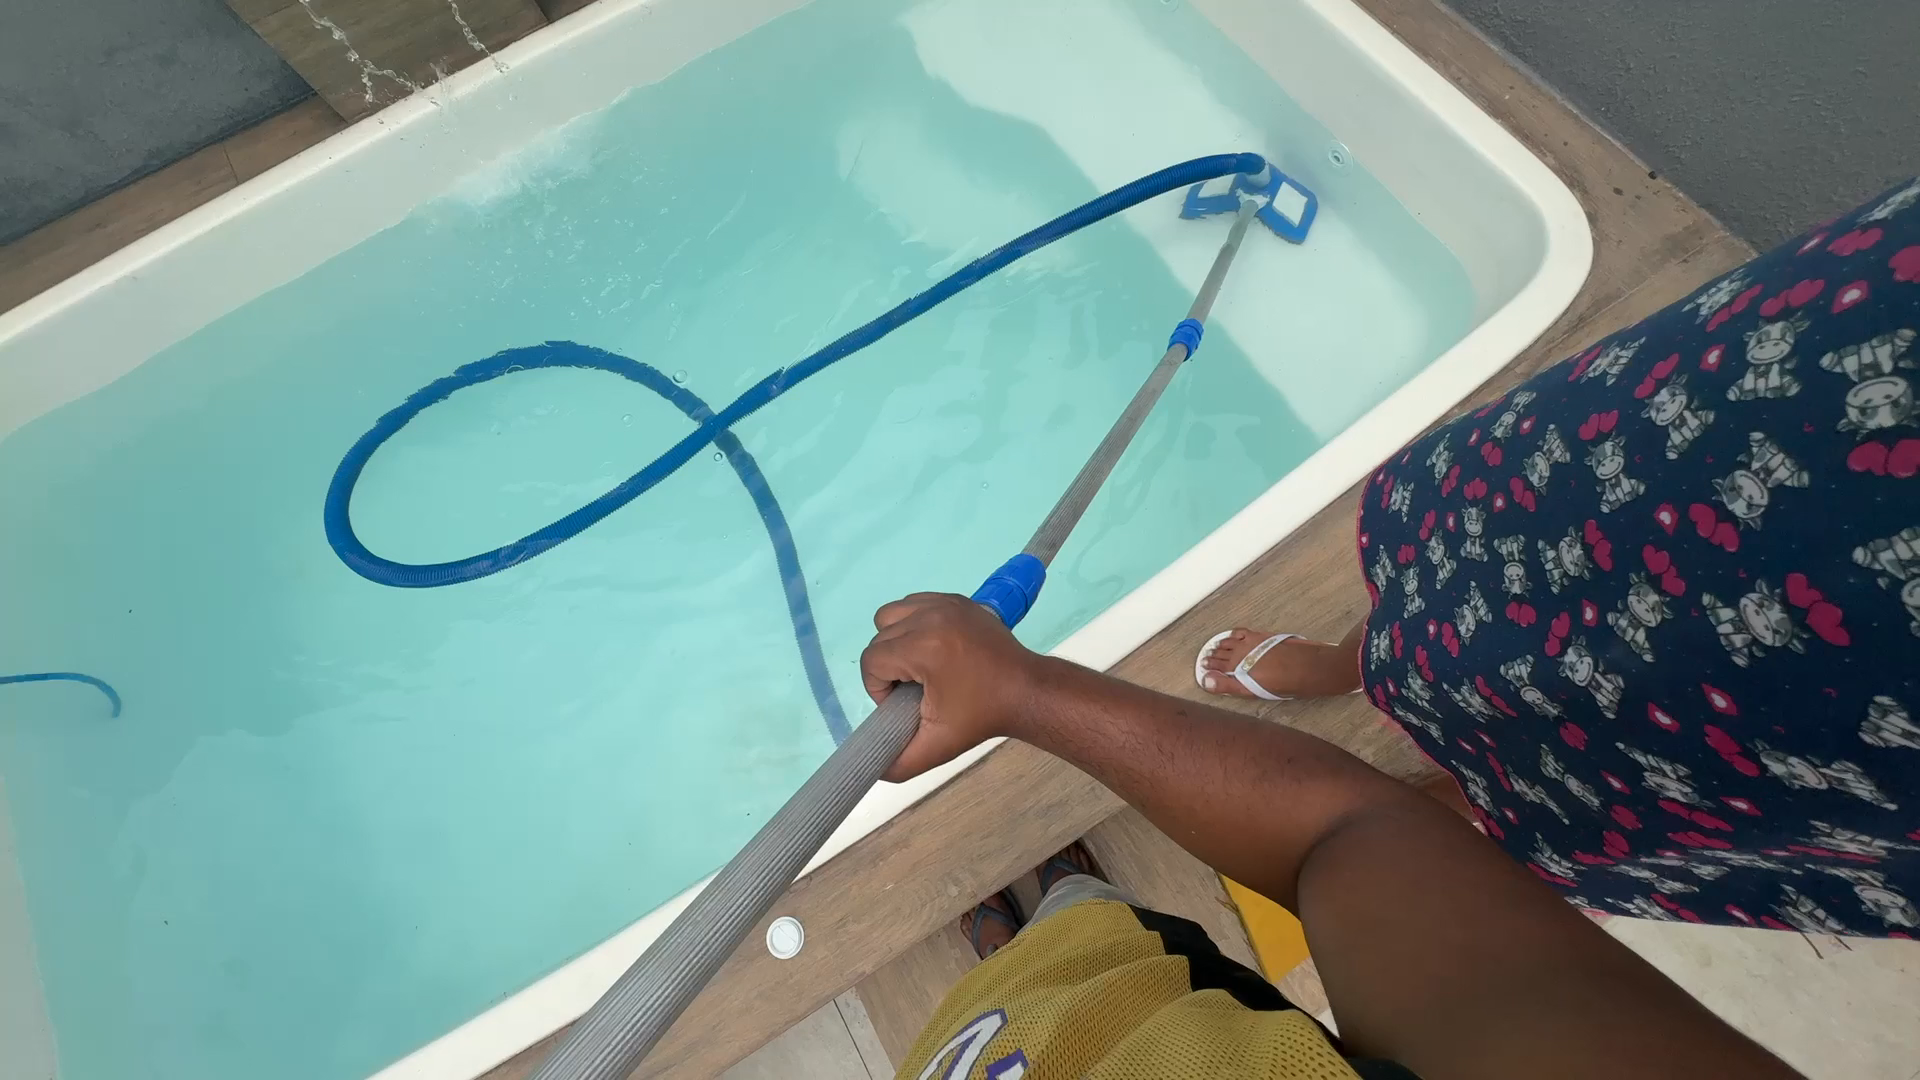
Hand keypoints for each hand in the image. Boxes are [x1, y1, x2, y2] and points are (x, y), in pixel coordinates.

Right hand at [860, 592, 1044, 781]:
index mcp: (924, 648)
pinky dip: (914, 622)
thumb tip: (874, 769)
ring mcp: (944, 603)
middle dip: (888, 666)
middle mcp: (930, 617)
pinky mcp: (956, 599)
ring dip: (896, 640)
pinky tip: (933, 646)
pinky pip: (914, 603)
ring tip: (920, 664)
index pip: (872, 660)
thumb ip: (900, 763)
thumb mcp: (938, 747)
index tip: (904, 703)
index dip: (880, 688)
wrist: (1025, 690)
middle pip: (880, 637)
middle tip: (914, 688)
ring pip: (892, 615)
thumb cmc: (982, 717)